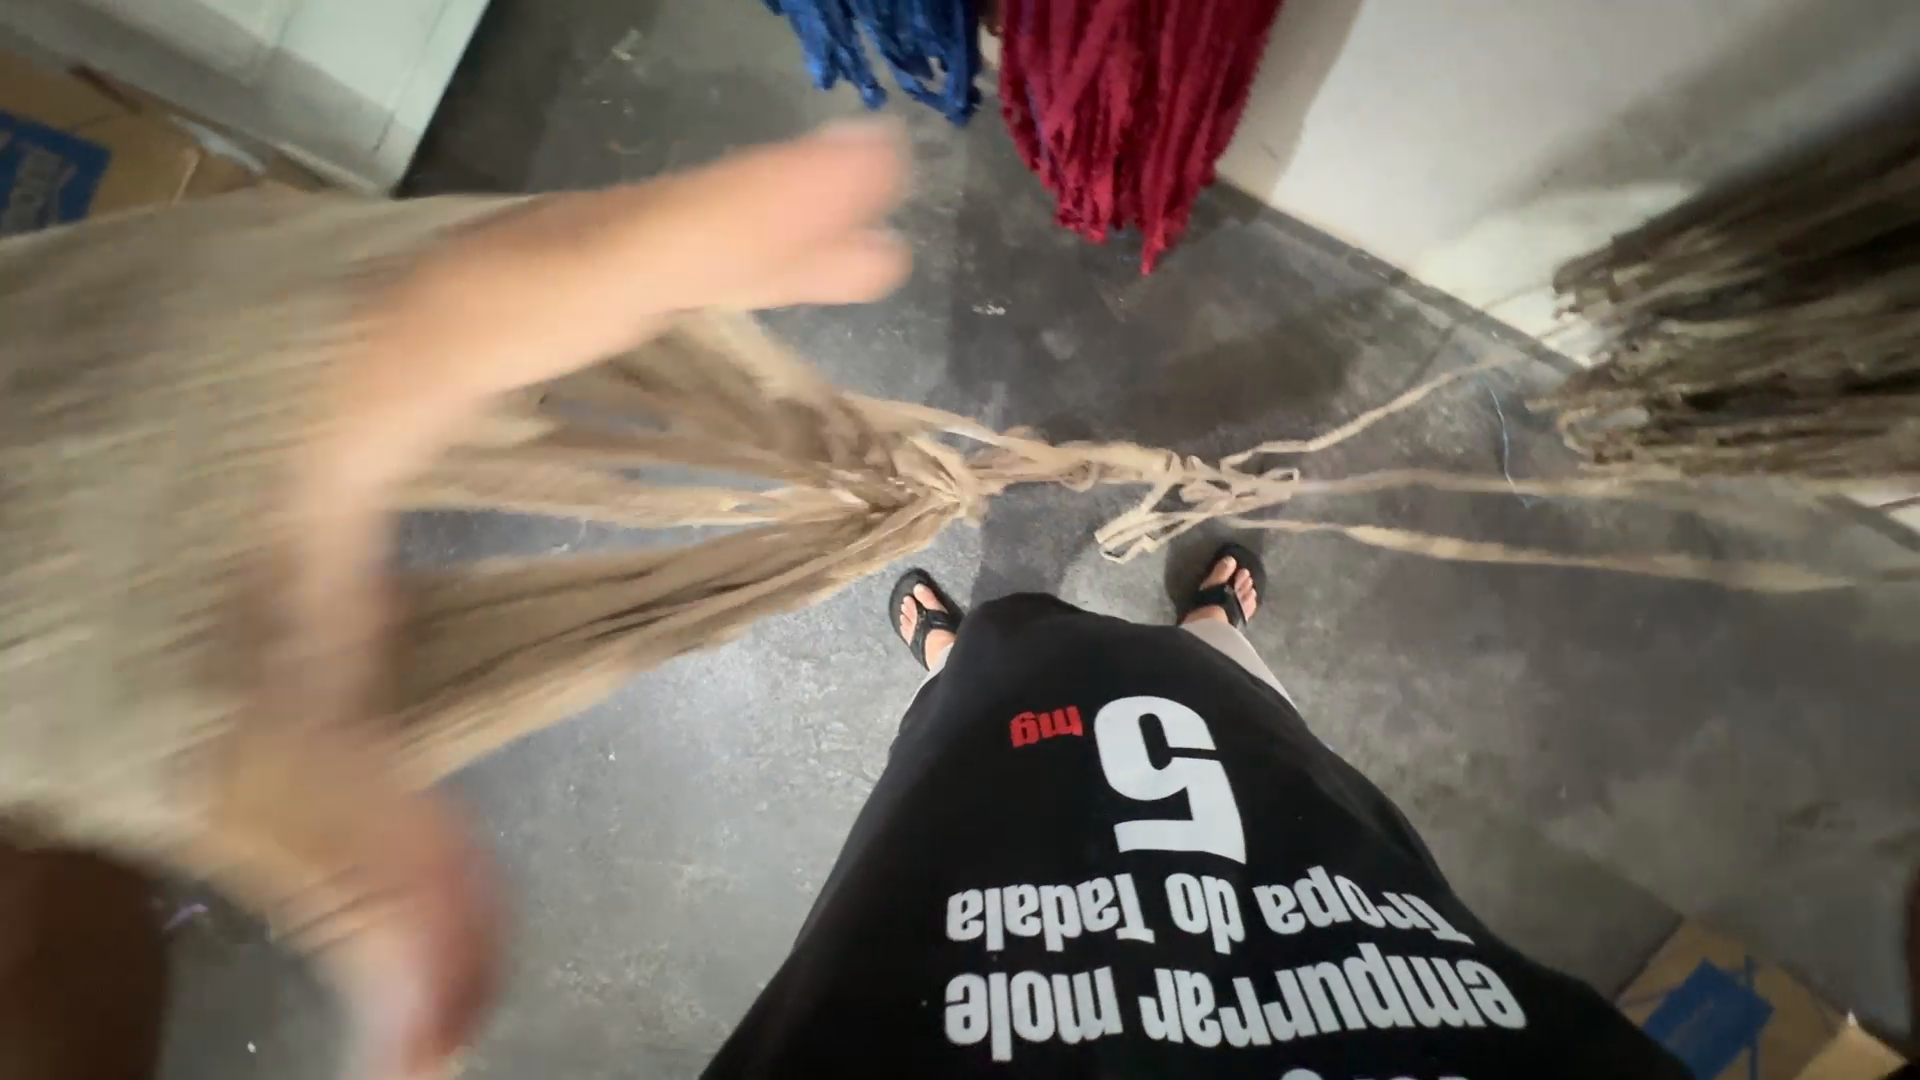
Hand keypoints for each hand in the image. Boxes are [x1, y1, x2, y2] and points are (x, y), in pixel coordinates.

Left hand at [228, 118, 910, 1079]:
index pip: (611, 265)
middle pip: (624, 240)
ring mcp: (386, 281)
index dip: (751, 222)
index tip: (870, 171)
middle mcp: (403, 279)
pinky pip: (551, 289)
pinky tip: (688, 337)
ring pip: (590, 253)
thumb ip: (357, 862)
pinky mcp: (372, 309)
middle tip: (878, 239)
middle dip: (765, 236)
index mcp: (393, 344)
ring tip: (835, 264)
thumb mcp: (201, 734)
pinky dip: (647, 300)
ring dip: (718, 263)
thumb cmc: (37, 587)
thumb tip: (450, 1043)